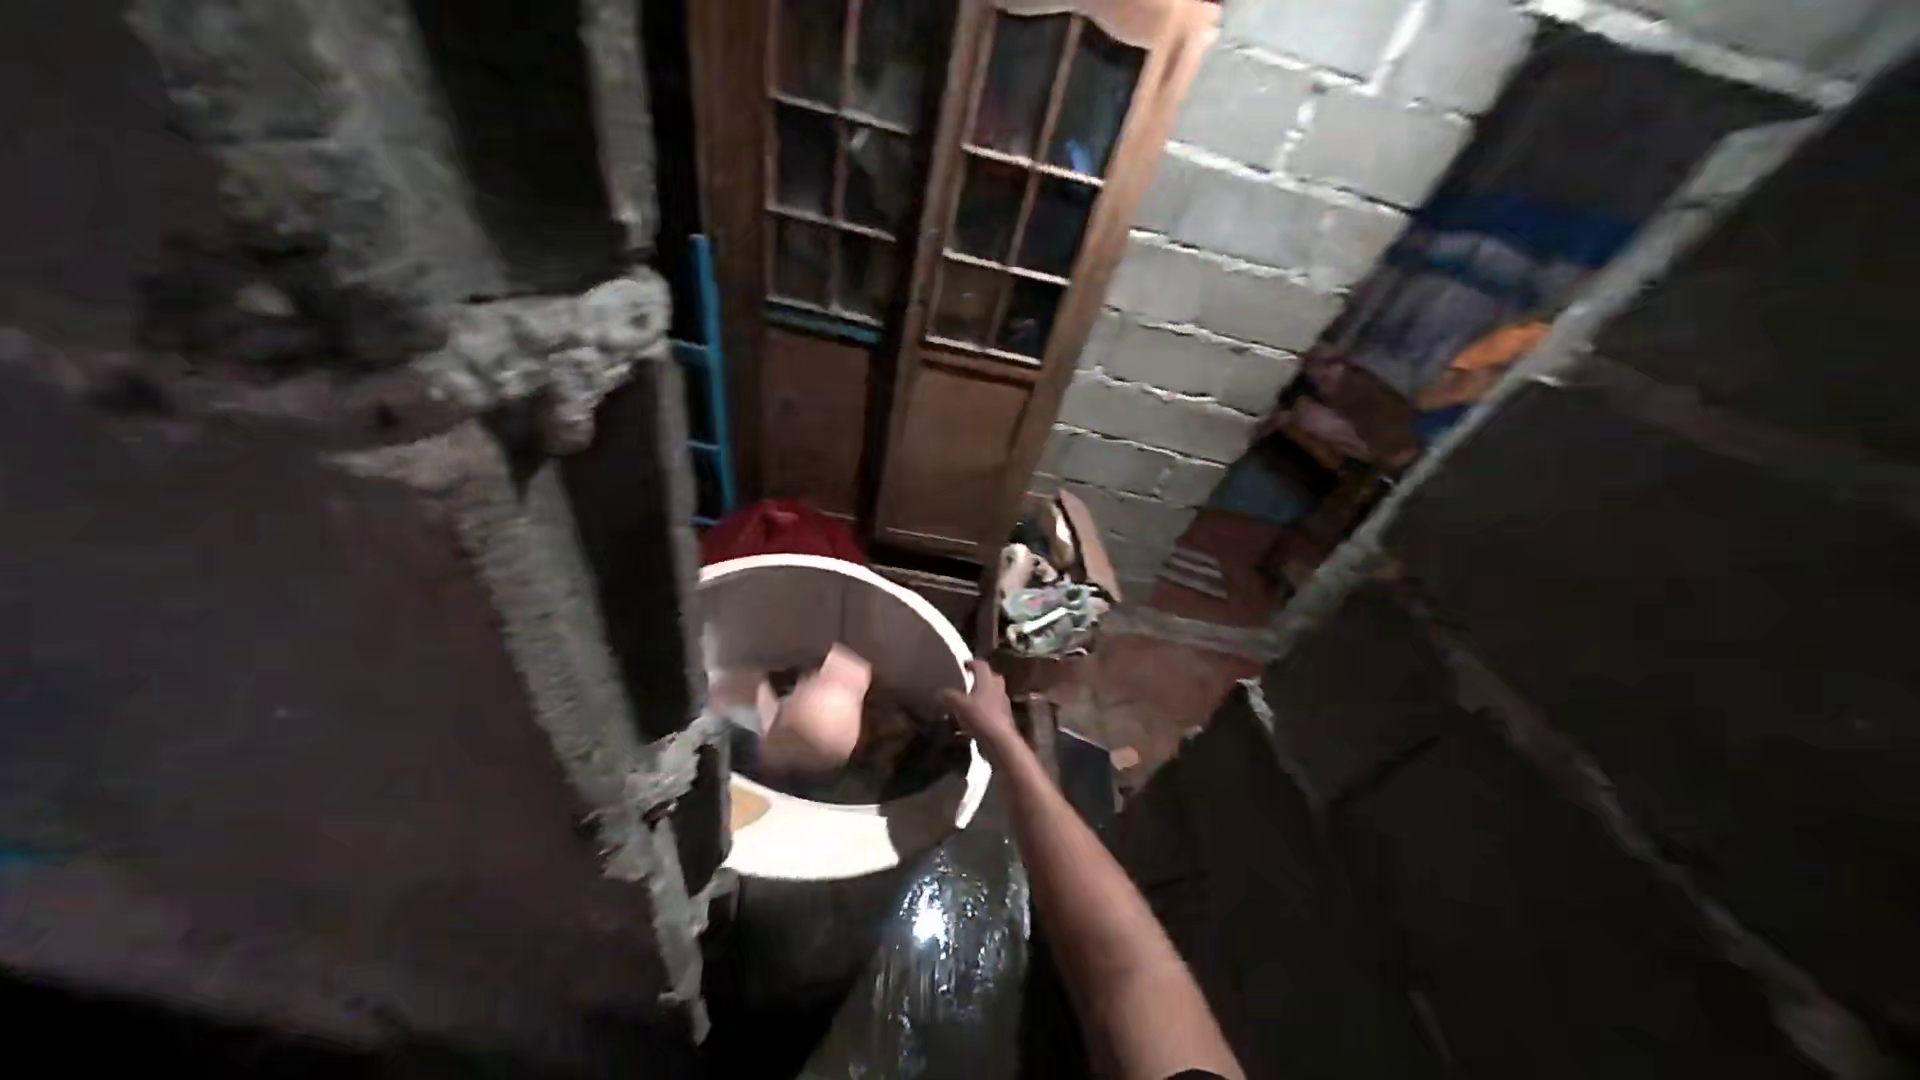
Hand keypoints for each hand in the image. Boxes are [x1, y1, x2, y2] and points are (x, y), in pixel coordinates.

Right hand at [940, 659, 1018, 752]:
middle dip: (979, 678)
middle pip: (990, 677)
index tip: (963, 665)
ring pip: (991, 693)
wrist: (1000, 740)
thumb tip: (939, 691)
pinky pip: (992, 708)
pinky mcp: (1004, 717)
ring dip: (981, 694)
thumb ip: (949, 696)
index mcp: (988, 680)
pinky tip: (973, 718)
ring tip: (968, 701)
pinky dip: (983, 709)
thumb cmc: (980, 716)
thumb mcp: (959, 705)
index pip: (981, 664)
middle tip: (967, 681)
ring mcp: (1003, 703)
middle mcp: (998, 688)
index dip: (971, 663)